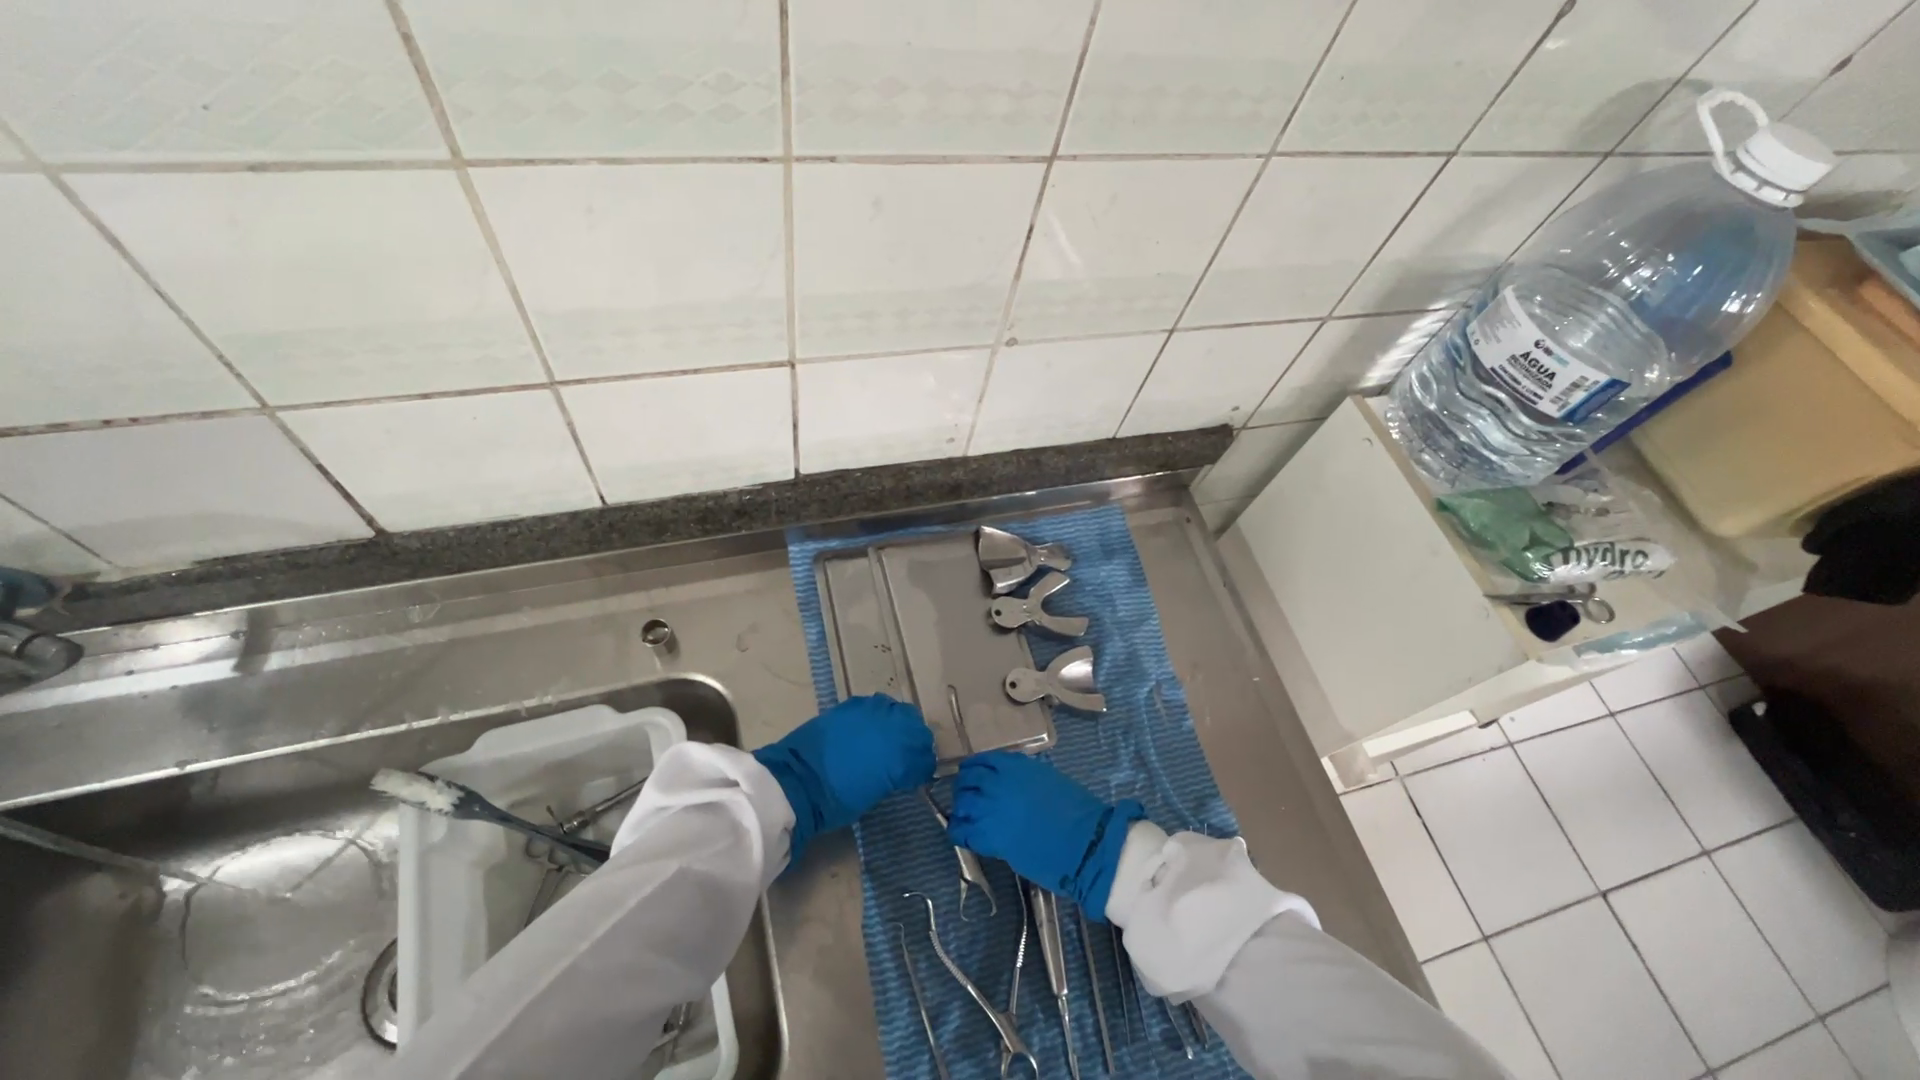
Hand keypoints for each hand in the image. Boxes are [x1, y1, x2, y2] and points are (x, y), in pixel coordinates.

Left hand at [751, 694, 934, 858]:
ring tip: (889, 738)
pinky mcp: (851, 706)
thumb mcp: (874, 794)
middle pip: (917, 729)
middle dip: (915, 742)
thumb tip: (901, 771)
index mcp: (900, 758)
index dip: (922, 768)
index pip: (925, 759)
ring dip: (899, 724)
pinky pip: (875, 706)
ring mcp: (871, 713)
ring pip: (899, 711)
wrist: (796, 782)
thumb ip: (893, 776)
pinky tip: (870, 728)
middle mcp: (892, 729)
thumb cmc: (835, 801)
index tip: (916, 776)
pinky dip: (878, 716)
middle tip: (907, 756)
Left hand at [948, 751, 1145, 920]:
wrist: (1084, 842)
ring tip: (965, 819)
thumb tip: (1011, 782)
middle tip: (967, 799)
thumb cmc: (1076, 810)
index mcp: (1014, 766)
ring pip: (961, 805)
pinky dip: (959, 832)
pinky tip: (963, 836)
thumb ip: (1024, 776)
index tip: (972, 777)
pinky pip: (962, 832)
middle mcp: (996, 783)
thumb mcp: (1048, 779)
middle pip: (966, 781)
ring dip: (961, 810)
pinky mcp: (988, 837)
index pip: (980, 761)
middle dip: (964, 789)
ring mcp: (989, 810)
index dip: (973, 770)